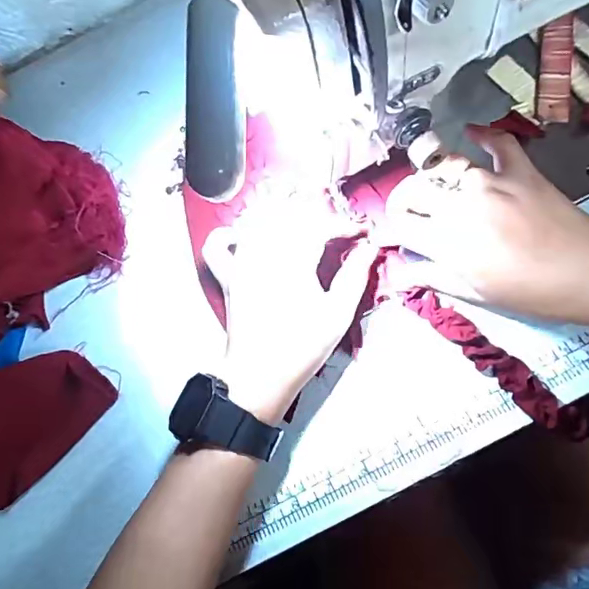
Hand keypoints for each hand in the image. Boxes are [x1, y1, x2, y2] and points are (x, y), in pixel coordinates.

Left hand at [202, 197, 375, 422]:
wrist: (258, 377)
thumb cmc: (300, 349)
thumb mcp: (338, 313)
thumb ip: (355, 275)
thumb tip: (367, 249)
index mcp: (293, 261)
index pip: (321, 226)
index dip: (344, 225)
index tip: (360, 232)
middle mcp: (263, 254)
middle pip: (289, 214)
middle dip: (316, 212)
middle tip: (337, 225)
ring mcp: (241, 263)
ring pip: (256, 220)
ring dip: (280, 211)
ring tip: (302, 214)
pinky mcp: (229, 277)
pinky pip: (220, 245)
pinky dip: (232, 233)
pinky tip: (247, 233)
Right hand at [380, 126, 588, 329]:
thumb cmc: (536, 294)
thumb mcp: (479, 295)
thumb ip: (436, 277)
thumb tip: (401, 271)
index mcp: (450, 244)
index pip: (401, 223)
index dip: (394, 227)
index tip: (399, 232)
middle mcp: (463, 207)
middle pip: (414, 188)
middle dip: (406, 199)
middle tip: (415, 212)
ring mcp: (493, 182)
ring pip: (446, 164)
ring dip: (437, 174)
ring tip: (440, 187)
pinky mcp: (521, 169)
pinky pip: (496, 142)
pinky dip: (482, 135)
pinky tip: (472, 133)